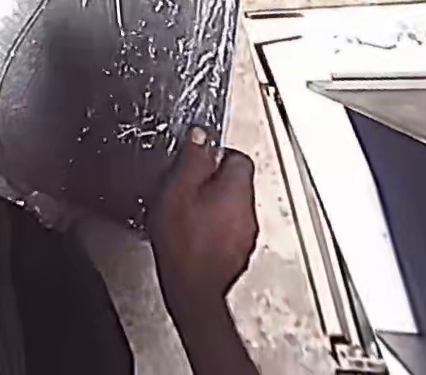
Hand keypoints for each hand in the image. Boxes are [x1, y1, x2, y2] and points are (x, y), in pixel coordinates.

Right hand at [150, 126, 258, 315]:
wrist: (190, 289)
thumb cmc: (182, 240)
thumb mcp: (178, 189)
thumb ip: (193, 159)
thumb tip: (201, 136)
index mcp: (236, 191)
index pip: (239, 157)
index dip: (216, 153)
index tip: (197, 159)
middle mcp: (248, 212)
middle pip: (237, 181)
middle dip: (213, 178)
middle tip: (187, 184)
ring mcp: (246, 236)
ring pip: (233, 205)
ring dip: (214, 201)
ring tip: (187, 208)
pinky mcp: (238, 253)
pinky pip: (230, 227)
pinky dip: (215, 224)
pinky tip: (194, 231)